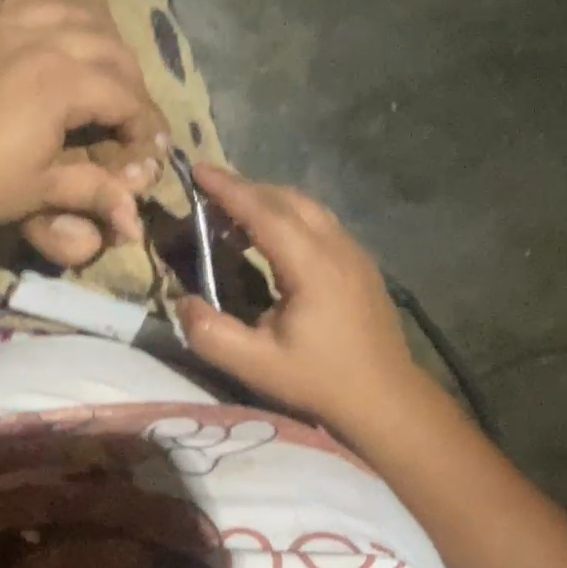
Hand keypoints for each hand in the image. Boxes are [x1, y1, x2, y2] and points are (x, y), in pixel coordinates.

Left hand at [2, 0, 169, 267]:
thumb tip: (137, 219)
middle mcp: (41, 41)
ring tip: (106, 61)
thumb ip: (94, 192)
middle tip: (130, 117)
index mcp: (65, 83)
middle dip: (128, 82)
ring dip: (92, 33)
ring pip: (63, 13)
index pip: (124, 97)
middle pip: (104, 50)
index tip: (148, 153)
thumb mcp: (40, 192)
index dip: (142, 127)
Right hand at [175, 164, 422, 416]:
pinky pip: (320, 224)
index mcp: (312, 265)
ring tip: (233, 214)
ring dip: (269, 202)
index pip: (264, 212)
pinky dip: (288, 217)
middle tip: (208, 191)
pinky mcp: (360, 266)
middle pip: (288, 199)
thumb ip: (210, 333)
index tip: (197, 169)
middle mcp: (337, 247)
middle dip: (246, 188)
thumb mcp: (254, 365)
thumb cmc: (318, 380)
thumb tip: (182, 302)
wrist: (384, 398)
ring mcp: (354, 254)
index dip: (228, 189)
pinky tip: (270, 240)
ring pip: (308, 208)